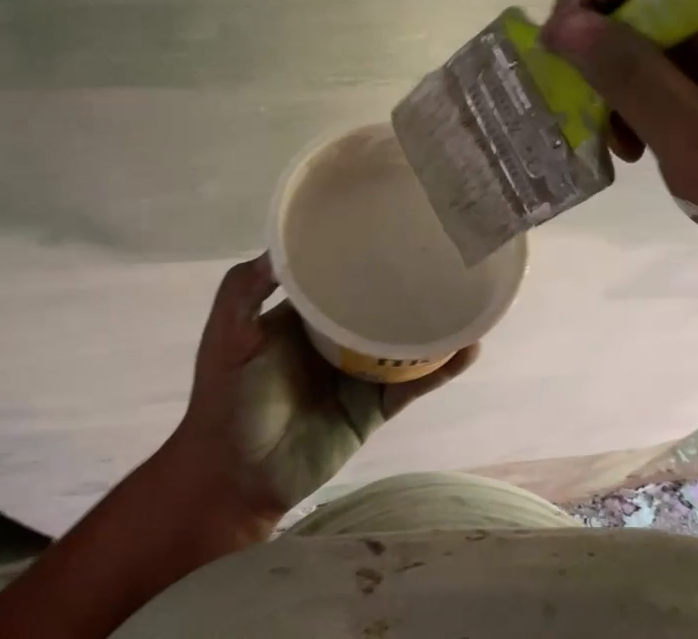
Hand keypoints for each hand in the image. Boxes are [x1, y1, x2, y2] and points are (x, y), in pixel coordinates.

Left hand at [165, 255, 479, 523]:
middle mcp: (335, 338)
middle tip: (446, 252)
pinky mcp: (375, 408)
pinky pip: (414, 384)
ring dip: (435, 323)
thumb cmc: (227, 398)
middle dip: (408, 282)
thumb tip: (282, 244)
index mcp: (302, 316)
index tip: (392, 221)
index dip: (361, 251)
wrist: (236, 476)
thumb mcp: (227, 334)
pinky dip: (442, 368)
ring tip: (471, 295)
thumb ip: (244, 288)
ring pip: (405, 342)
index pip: (337, 274)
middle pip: (379, 304)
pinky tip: (468, 347)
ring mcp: (358, 373)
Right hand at [540, 0, 697, 261]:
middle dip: (595, 45)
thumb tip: (561, 26)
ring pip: (632, 29)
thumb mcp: (695, 139)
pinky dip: (626, 95)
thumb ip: (631, 77)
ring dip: (608, 78)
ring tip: (615, 137)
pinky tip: (632, 141)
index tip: (561, 46)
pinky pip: (647, 60)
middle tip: (580, 101)